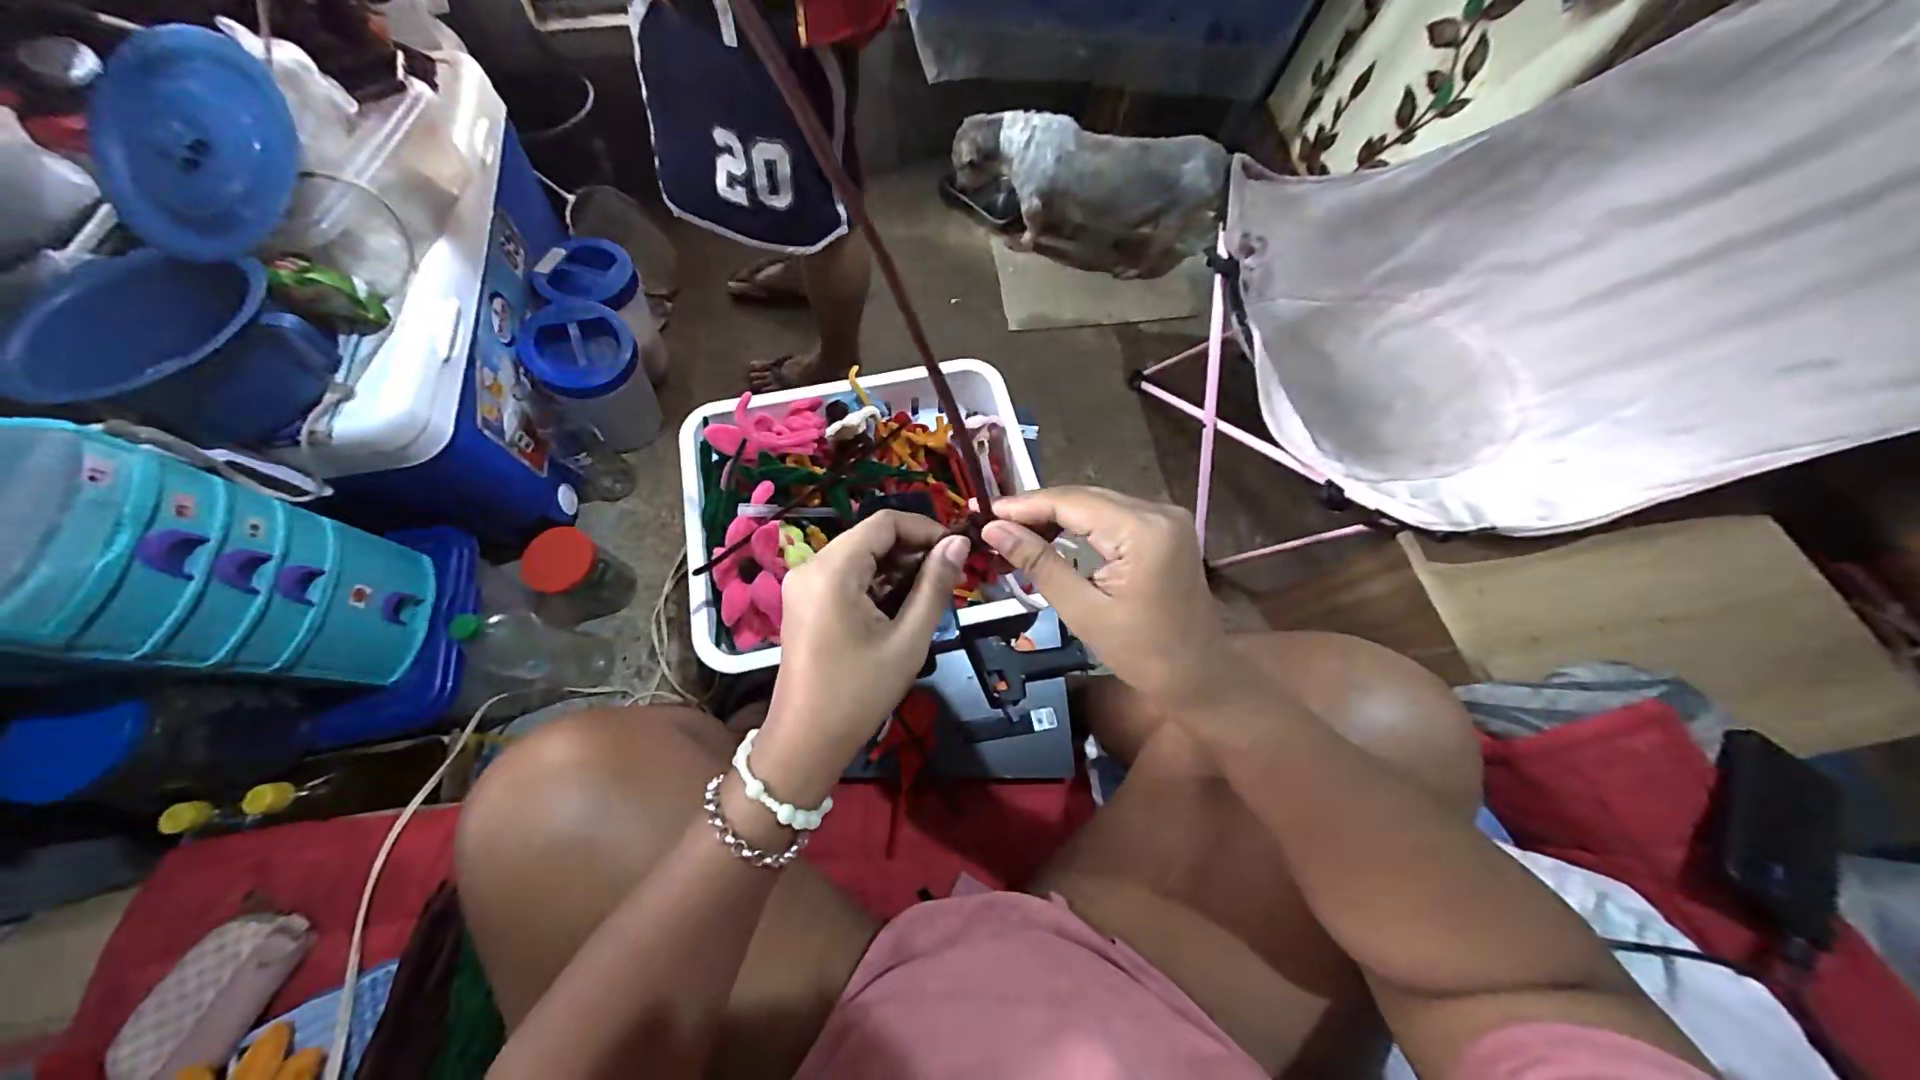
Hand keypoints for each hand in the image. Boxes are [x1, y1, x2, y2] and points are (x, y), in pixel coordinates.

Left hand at [751, 512, 969, 804]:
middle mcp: (811, 567)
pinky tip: (900, 608)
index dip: (925, 529)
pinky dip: (877, 583)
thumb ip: (934, 586)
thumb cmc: (859, 693)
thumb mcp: (908, 640)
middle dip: (913, 551)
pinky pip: (847, 576)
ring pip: (861, 556)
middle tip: (949, 578)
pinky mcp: (805, 601)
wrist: (807, 740)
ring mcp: (804, 584)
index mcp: (832, 570)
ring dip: (897, 568)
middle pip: (871, 537)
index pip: (884, 522)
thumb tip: (958, 544)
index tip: (957, 550)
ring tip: (929, 596)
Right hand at [981, 487, 1233, 703]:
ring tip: (1014, 531)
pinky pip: (1113, 516)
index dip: (1025, 505)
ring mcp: (1166, 517)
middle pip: (1084, 498)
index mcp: (1143, 530)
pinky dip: (1080, 525)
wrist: (1200, 675)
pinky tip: (1051, 535)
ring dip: (1056, 516)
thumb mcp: (1082, 610)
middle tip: (994, 525)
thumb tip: (993, 530)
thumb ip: (1039, 563)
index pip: (1072, 502)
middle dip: (1037, 510)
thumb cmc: (1142, 653)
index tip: (985, 512)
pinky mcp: (1165, 528)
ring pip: (1097, 504)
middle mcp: (1159, 511)